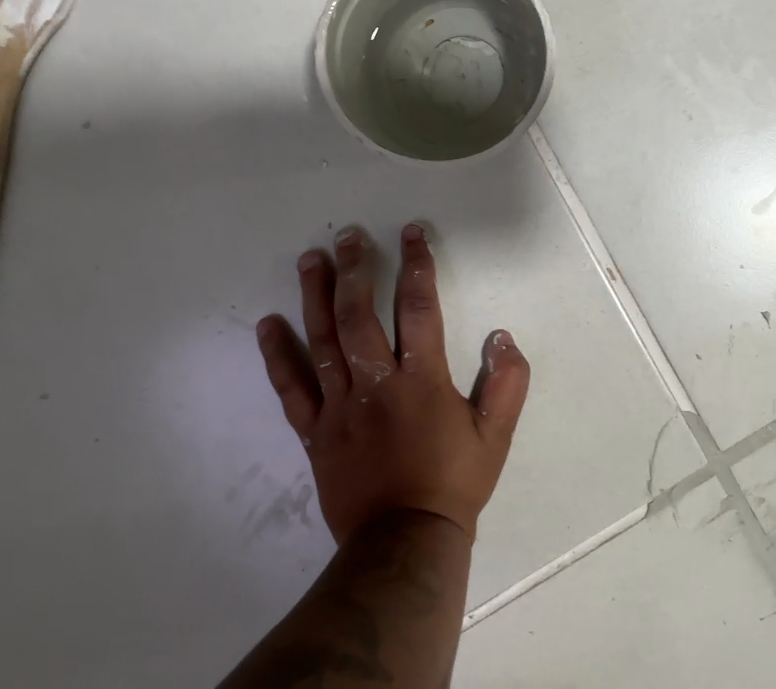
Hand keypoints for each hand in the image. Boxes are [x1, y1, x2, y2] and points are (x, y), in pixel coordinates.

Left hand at [255, 223, 530, 543]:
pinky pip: (292, 388)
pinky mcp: (315, 432)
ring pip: (322, 342)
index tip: (411, 234)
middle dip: (355, 270)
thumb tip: (502, 336)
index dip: (416, 266)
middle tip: (348, 236)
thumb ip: (507, 383)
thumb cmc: (454, 483)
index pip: (419, 308)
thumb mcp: (497, 435)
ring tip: (310, 259)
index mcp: (422, 380)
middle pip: (359, 315)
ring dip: (314, 297)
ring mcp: (340, 407)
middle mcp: (377, 384)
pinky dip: (278, 355)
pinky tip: (268, 325)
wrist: (405, 541)